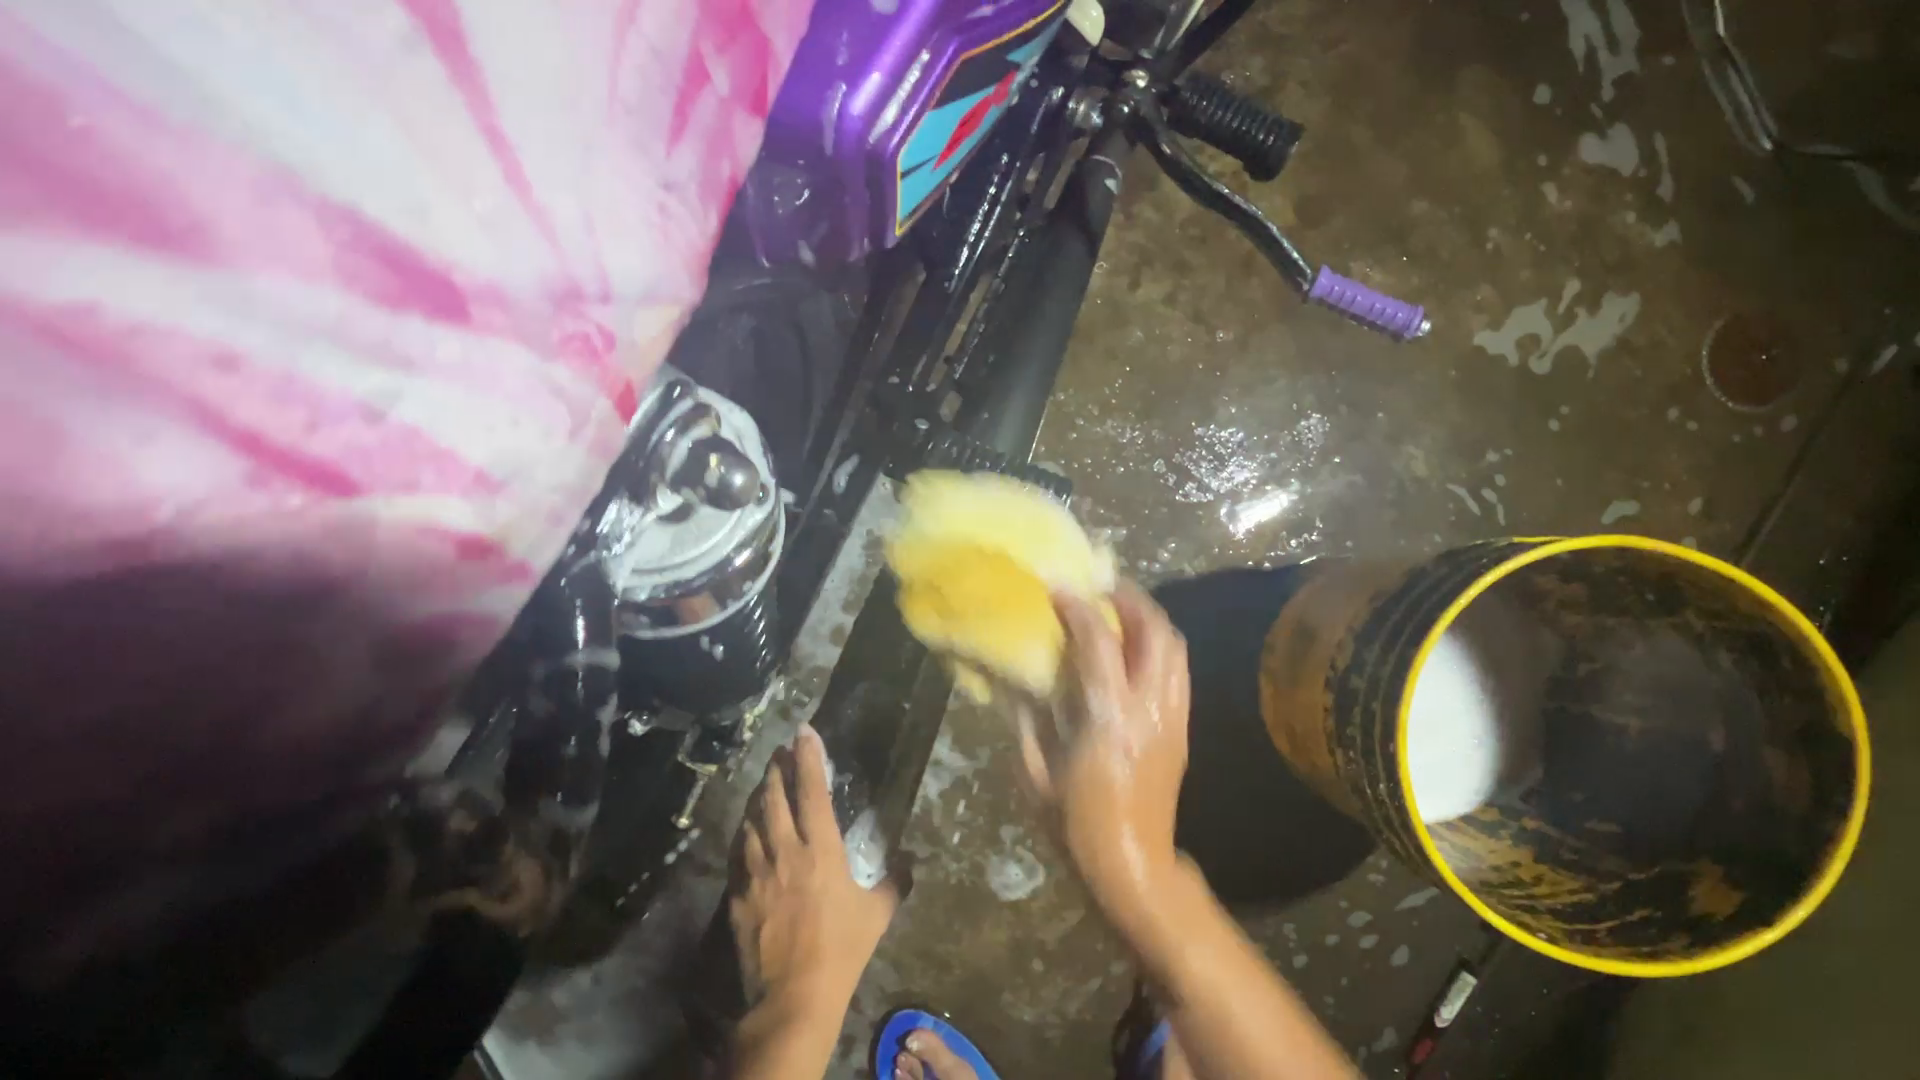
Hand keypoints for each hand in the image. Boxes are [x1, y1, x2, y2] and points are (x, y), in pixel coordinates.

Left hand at [729, 726, 899, 1014]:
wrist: (792, 996)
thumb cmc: (841, 951)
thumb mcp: (877, 916)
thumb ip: (895, 882)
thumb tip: (911, 861)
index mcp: (821, 850)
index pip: (813, 791)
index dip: (808, 757)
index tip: (803, 730)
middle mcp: (785, 851)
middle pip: (774, 796)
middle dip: (776, 768)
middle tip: (779, 751)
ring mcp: (755, 871)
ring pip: (750, 819)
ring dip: (757, 796)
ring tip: (763, 783)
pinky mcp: (736, 894)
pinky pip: (738, 851)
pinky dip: (744, 832)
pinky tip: (747, 830)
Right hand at [1019, 581, 1189, 930]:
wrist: (1133, 867)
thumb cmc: (1075, 825)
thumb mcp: (1036, 773)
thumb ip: (1026, 718)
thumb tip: (1012, 678)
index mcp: (1109, 718)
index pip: (1099, 642)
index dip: (1078, 607)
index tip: (1056, 587)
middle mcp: (1150, 709)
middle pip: (1155, 631)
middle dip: (1128, 599)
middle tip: (1098, 588)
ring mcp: (1173, 718)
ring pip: (1174, 647)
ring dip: (1148, 620)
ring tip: (1117, 612)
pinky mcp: (1182, 730)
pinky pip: (1178, 672)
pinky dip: (1158, 648)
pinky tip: (1132, 653)